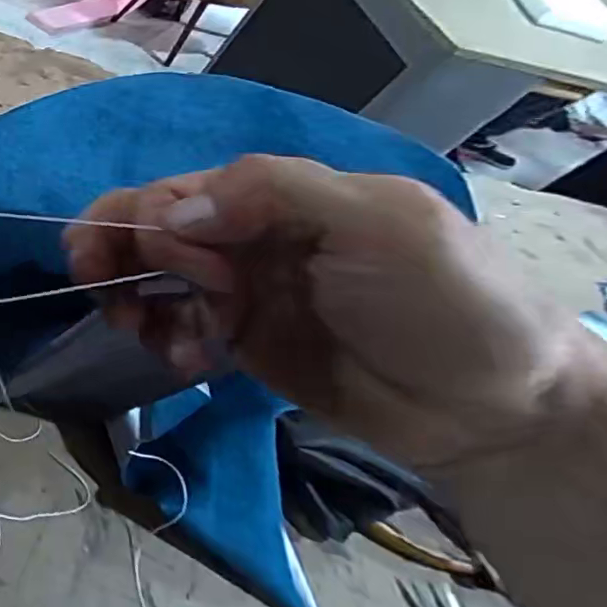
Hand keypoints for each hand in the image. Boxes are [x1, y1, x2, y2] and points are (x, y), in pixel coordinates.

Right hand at [64, 155, 606, 470]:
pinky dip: (160, 339)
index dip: (149, 228)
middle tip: (111, 302)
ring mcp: (229, 286)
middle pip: (138, 229)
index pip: (167, 193)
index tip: (189, 275)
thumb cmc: (447, 304)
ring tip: (147, 338)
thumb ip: (274, 191)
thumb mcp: (383, 224)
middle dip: (113, 258)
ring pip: (140, 276)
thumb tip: (166, 215)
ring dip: (128, 302)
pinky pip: (166, 324)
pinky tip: (188, 362)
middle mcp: (235, 234)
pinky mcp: (228, 335)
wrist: (496, 415)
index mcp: (266, 196)